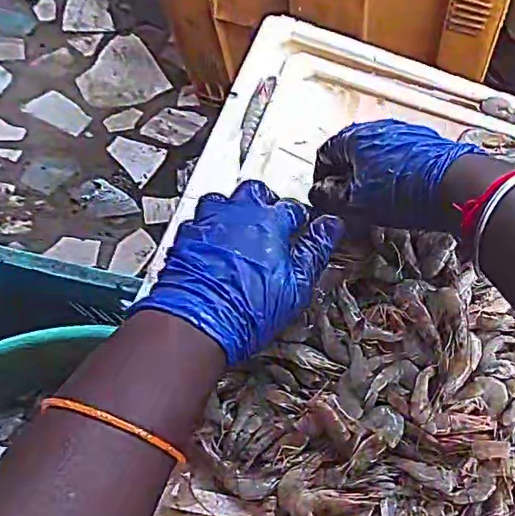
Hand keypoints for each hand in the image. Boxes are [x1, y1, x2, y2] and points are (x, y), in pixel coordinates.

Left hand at [132, 180, 343, 364]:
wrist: (198, 322)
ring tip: (238, 234)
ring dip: (232, 212)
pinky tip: (211, 248)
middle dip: (264, 204)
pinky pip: (197, 223)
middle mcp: (237, 214)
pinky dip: (207, 231)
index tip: (300, 228)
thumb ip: (314, 252)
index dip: (299, 219)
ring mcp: (207, 222)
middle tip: (269, 225)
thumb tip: (330, 228)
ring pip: (222, 202)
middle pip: (255, 193)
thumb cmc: (246, 309)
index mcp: (271, 222)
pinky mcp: (184, 237)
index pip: (292, 208)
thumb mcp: (296, 286)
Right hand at [312, 120, 481, 230]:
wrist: (454, 184)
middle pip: (352, 153)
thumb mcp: (355, 203)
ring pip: (377, 156)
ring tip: (376, 200)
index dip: (320, 178)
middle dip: (347, 177)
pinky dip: (394, 175)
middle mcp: (378, 128)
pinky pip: (400, 159)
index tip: (324, 196)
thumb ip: (330, 197)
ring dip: (371, 176)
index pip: (325, 154)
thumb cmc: (401, 192)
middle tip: (348, 201)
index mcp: (354, 137)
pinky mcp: (426, 143)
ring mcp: (404, 133)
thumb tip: (319, 194)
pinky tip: (400, 194)